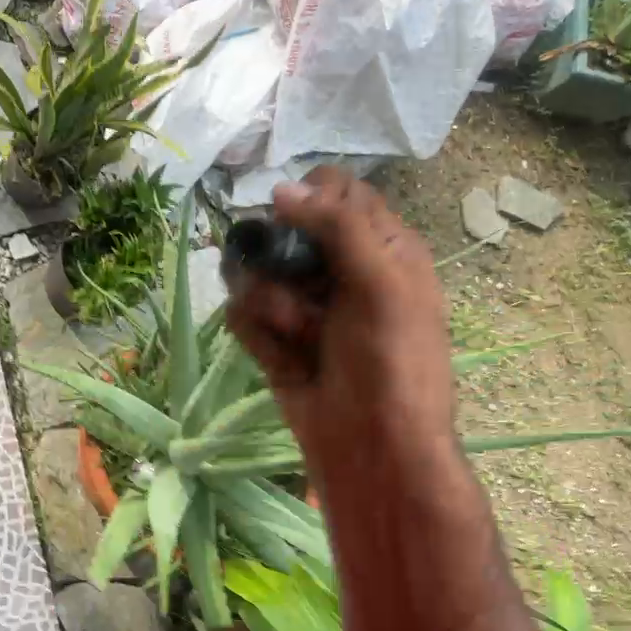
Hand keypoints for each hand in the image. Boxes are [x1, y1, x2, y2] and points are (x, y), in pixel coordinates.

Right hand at [224, 168, 455, 481]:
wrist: (369, 441)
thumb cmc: (391, 361)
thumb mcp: (382, 284)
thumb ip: (337, 228)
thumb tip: (280, 189)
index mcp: (380, 247)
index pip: (336, 192)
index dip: (309, 201)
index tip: (292, 223)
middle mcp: (336, 269)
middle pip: (279, 231)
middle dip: (276, 260)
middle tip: (292, 286)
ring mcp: (300, 304)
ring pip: (251, 272)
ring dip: (266, 303)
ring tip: (294, 333)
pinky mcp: (270, 336)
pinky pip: (239, 312)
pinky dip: (256, 334)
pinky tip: (282, 357)